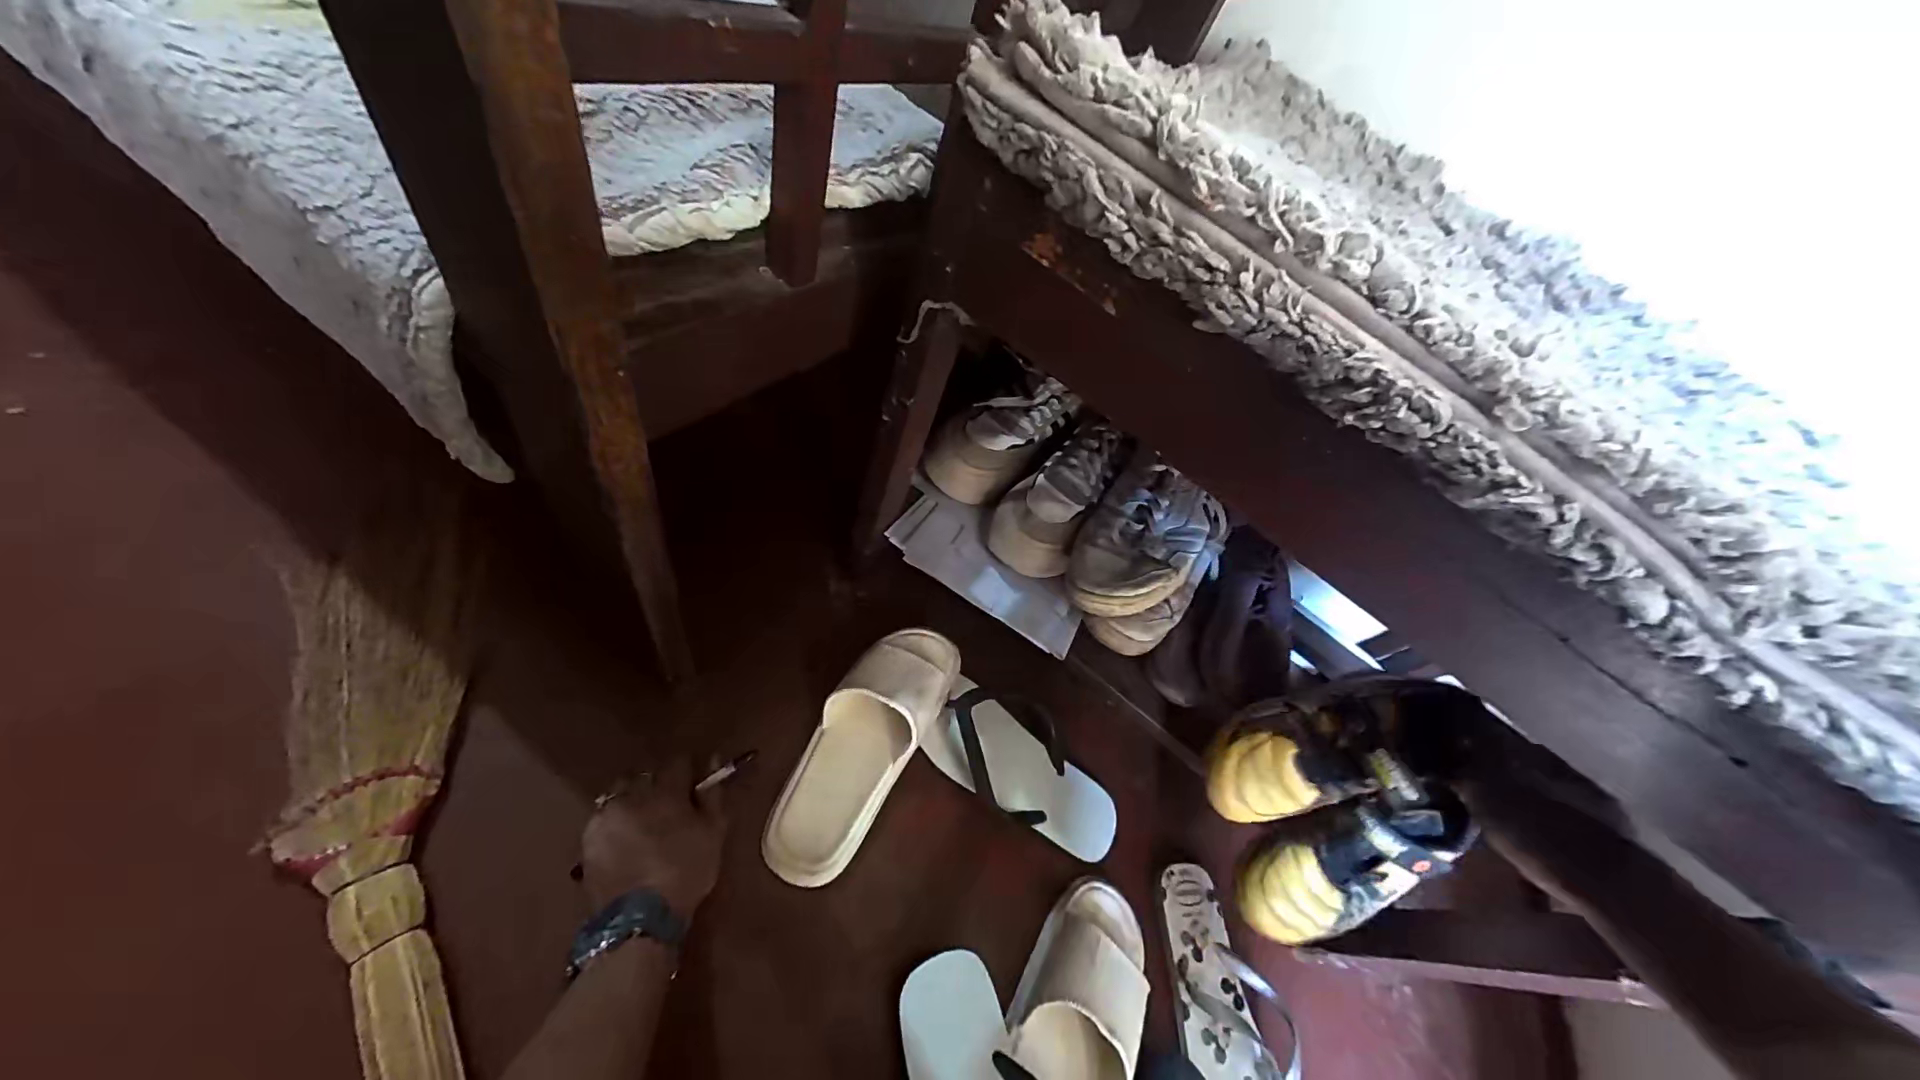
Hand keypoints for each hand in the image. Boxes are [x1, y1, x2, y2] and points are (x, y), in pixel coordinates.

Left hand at [579, 756, 727, 917]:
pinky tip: (624, 840)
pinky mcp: (587, 839)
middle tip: (668, 805)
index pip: (678, 761)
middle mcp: (632, 795)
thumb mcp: (713, 833)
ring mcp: (606, 816)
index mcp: (665, 790)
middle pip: (646, 774)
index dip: (688, 770)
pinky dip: (615, 821)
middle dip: (657, 783)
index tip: (693, 784)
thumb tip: (713, 760)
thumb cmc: (686, 872)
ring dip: (633, 799)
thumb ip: (713, 794)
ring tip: (642, 821)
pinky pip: (604, 817)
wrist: (638, 920)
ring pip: (620, 793)